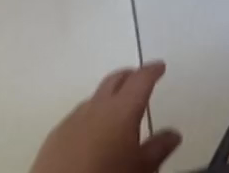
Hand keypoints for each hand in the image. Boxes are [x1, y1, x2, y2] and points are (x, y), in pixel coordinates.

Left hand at [29, 63, 181, 172]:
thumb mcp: (141, 169)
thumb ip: (158, 148)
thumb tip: (173, 134)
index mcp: (121, 110)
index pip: (140, 80)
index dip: (151, 70)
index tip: (159, 66)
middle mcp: (96, 107)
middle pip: (115, 80)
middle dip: (129, 77)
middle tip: (140, 80)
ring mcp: (73, 119)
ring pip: (95, 98)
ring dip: (108, 98)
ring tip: (118, 112)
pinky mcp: (55, 135)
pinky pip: (78, 116)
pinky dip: (90, 116)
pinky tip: (92, 134)